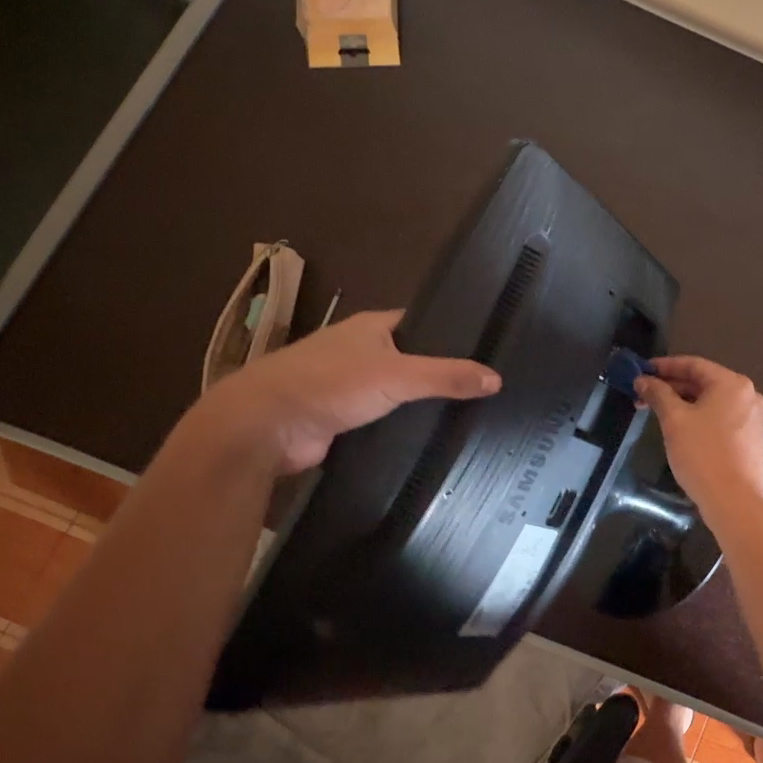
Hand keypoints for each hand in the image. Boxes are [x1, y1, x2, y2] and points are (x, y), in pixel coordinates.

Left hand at [188, 309, 499, 474]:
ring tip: (468, 415)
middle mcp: (360, 352)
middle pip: (412, 360)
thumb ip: (447, 376)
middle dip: (440, 374)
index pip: (423, 323)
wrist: (265, 427)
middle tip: (485, 389)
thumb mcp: (399, 375)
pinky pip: (383, 421)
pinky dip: (402, 428)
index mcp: (372, 327)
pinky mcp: (342, 420)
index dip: (452, 333)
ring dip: (419, 405)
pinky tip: (431, 439)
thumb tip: (497, 379)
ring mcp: (349, 387)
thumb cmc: (329, 383)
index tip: (487, 350)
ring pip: (397, 393)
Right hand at [634, 356, 762, 512]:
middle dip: (671, 387)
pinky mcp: (750, 437)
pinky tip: (678, 426)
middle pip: (703, 382)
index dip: (665, 366)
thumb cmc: (702, 454)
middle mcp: (747, 394)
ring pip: (711, 401)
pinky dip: (698, 416)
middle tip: (641, 395)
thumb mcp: (675, 420)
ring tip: (654, 411)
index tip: (641, 370)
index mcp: (732, 383)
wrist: (733, 501)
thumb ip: (658, 394)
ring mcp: (752, 416)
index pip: (694, 364)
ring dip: (682, 402)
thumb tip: (642, 380)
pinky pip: (720, 416)